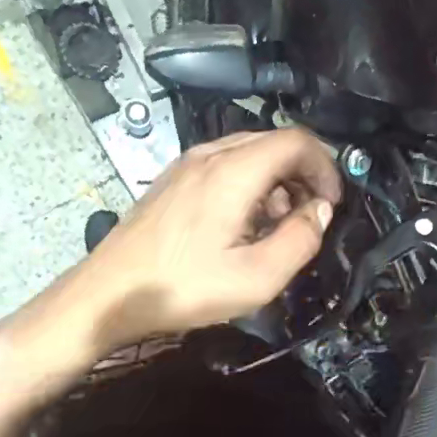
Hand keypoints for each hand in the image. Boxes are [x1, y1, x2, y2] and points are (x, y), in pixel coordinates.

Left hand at [53, 128, 342, 354]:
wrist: (106, 296)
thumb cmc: (183, 287)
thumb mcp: (256, 277)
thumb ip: (300, 239)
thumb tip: (319, 210)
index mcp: (234, 170)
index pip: (298, 141)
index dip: (326, 168)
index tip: (330, 206)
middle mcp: (210, 155)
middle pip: (275, 143)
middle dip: (304, 175)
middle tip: (309, 219)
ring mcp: (187, 165)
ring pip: (251, 154)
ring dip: (278, 182)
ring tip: (278, 228)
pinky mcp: (174, 180)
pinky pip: (226, 166)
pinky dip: (251, 185)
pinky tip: (243, 226)